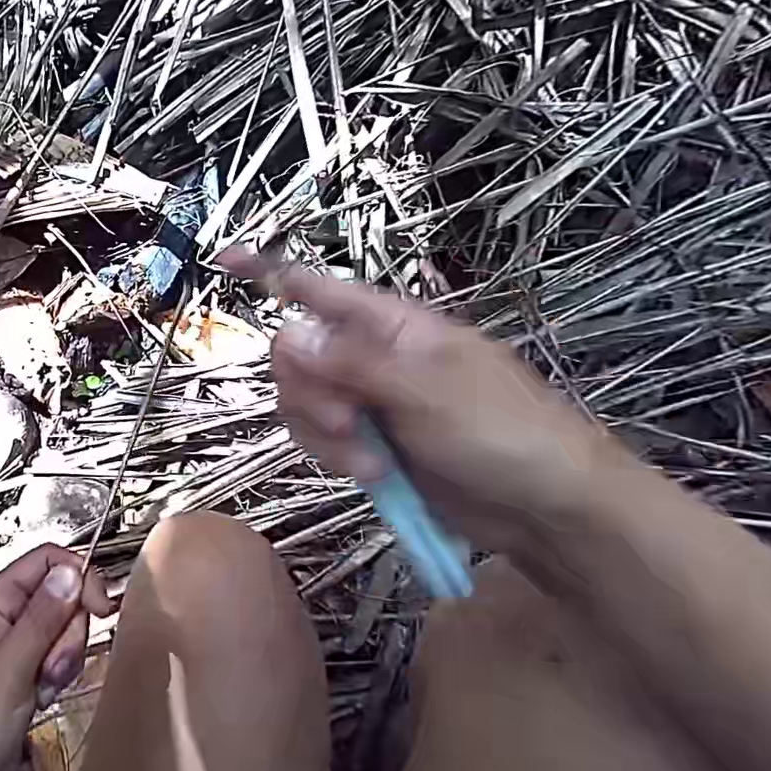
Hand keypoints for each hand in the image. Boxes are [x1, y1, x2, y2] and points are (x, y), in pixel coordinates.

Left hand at [0, 543, 114, 770]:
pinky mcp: (29, 667)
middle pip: (64, 593)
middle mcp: (9, 610)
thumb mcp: (9, 667)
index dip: (79, 576)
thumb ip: (43, 617)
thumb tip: (73, 569)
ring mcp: (20, 640)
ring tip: (40, 687)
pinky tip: (40, 698)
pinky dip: (59, 676)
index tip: (101, 610)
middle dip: (69, 631)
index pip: (48, 559)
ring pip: (66, 626)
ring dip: (64, 658)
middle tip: (50, 666)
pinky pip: (60, 654)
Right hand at [222, 250, 655, 554]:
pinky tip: (370, 473)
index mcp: (389, 326)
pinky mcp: (361, 442)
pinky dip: (331, 455)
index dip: (270, 270)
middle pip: (295, 354)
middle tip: (347, 421)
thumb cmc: (505, 432)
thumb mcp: (429, 390)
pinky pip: (315, 436)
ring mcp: (362, 401)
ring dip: (323, 431)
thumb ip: (352, 363)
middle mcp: (366, 357)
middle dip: (310, 391)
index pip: (318, 288)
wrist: (546, 510)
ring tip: (368, 459)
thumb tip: (287, 335)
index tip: (225, 259)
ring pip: (299, 400)